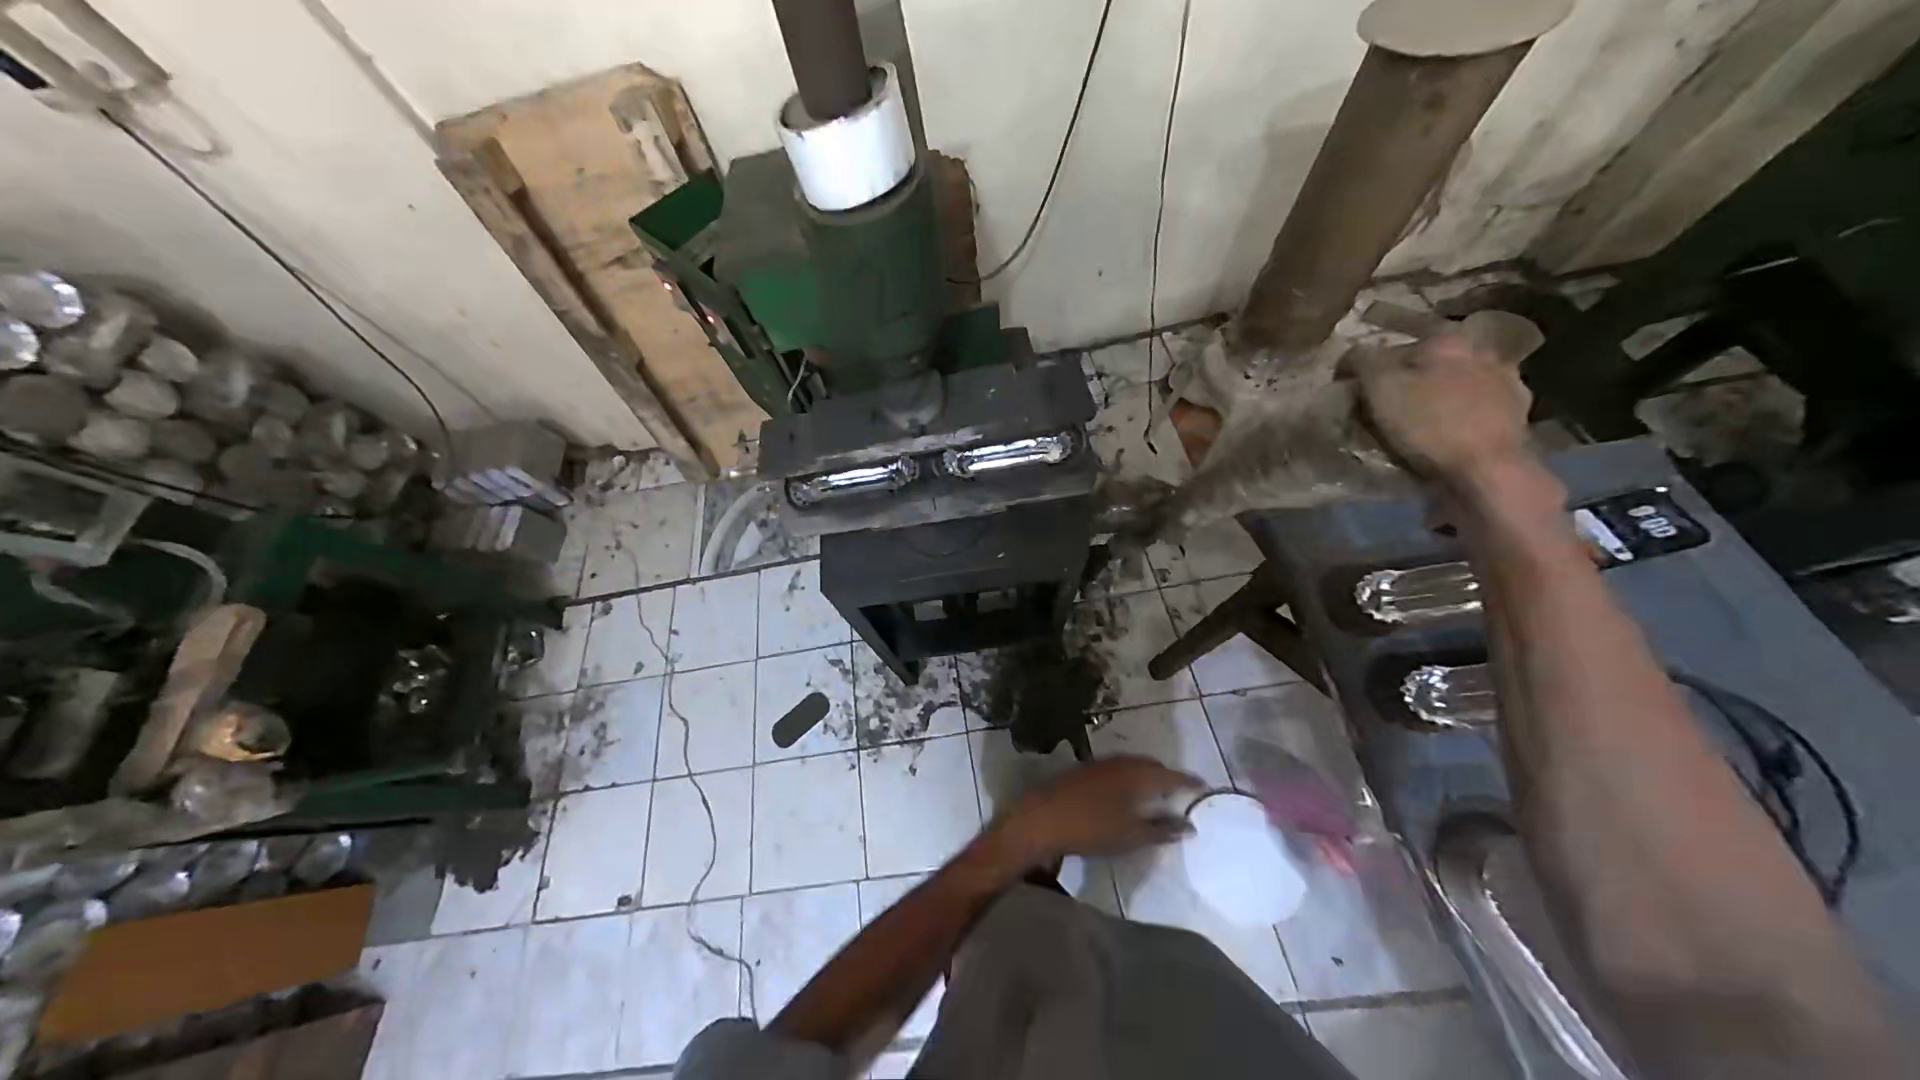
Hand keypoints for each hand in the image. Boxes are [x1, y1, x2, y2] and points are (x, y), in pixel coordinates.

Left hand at [992, 756, 1204, 863]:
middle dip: (1167, 776)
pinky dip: (1128, 777)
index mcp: (1138, 775)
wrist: (1042, 818)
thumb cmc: (1091, 829)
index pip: (1171, 775)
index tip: (1203, 786)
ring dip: (1146, 776)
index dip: (1188, 781)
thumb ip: (1163, 830)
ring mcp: (1100, 764)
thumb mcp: (1132, 836)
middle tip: (1178, 792)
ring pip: (1132, 765)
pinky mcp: (1084, 770)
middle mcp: (1121, 762)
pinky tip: (1124, 793)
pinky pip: (1116, 769)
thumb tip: (1189, 825)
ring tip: (1154, 793)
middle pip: (1151, 766)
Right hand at [1349, 316, 1536, 487]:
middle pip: (1428, 363)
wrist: (1488, 470)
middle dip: (1407, 380)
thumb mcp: (1379, 388)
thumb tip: (1354, 356)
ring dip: (1439, 394)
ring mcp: (1506, 379)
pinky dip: (1463, 412)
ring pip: (1457, 381)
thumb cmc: (1429, 425)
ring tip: (1419, 421)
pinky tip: (1452, 430)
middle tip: (1385, 408)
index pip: (1391, 348)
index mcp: (1444, 341)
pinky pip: (1480, 404)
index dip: (1366, 371)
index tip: (1353, 395)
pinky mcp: (1518, 410)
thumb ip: (1362, 361)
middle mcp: (1480, 350)